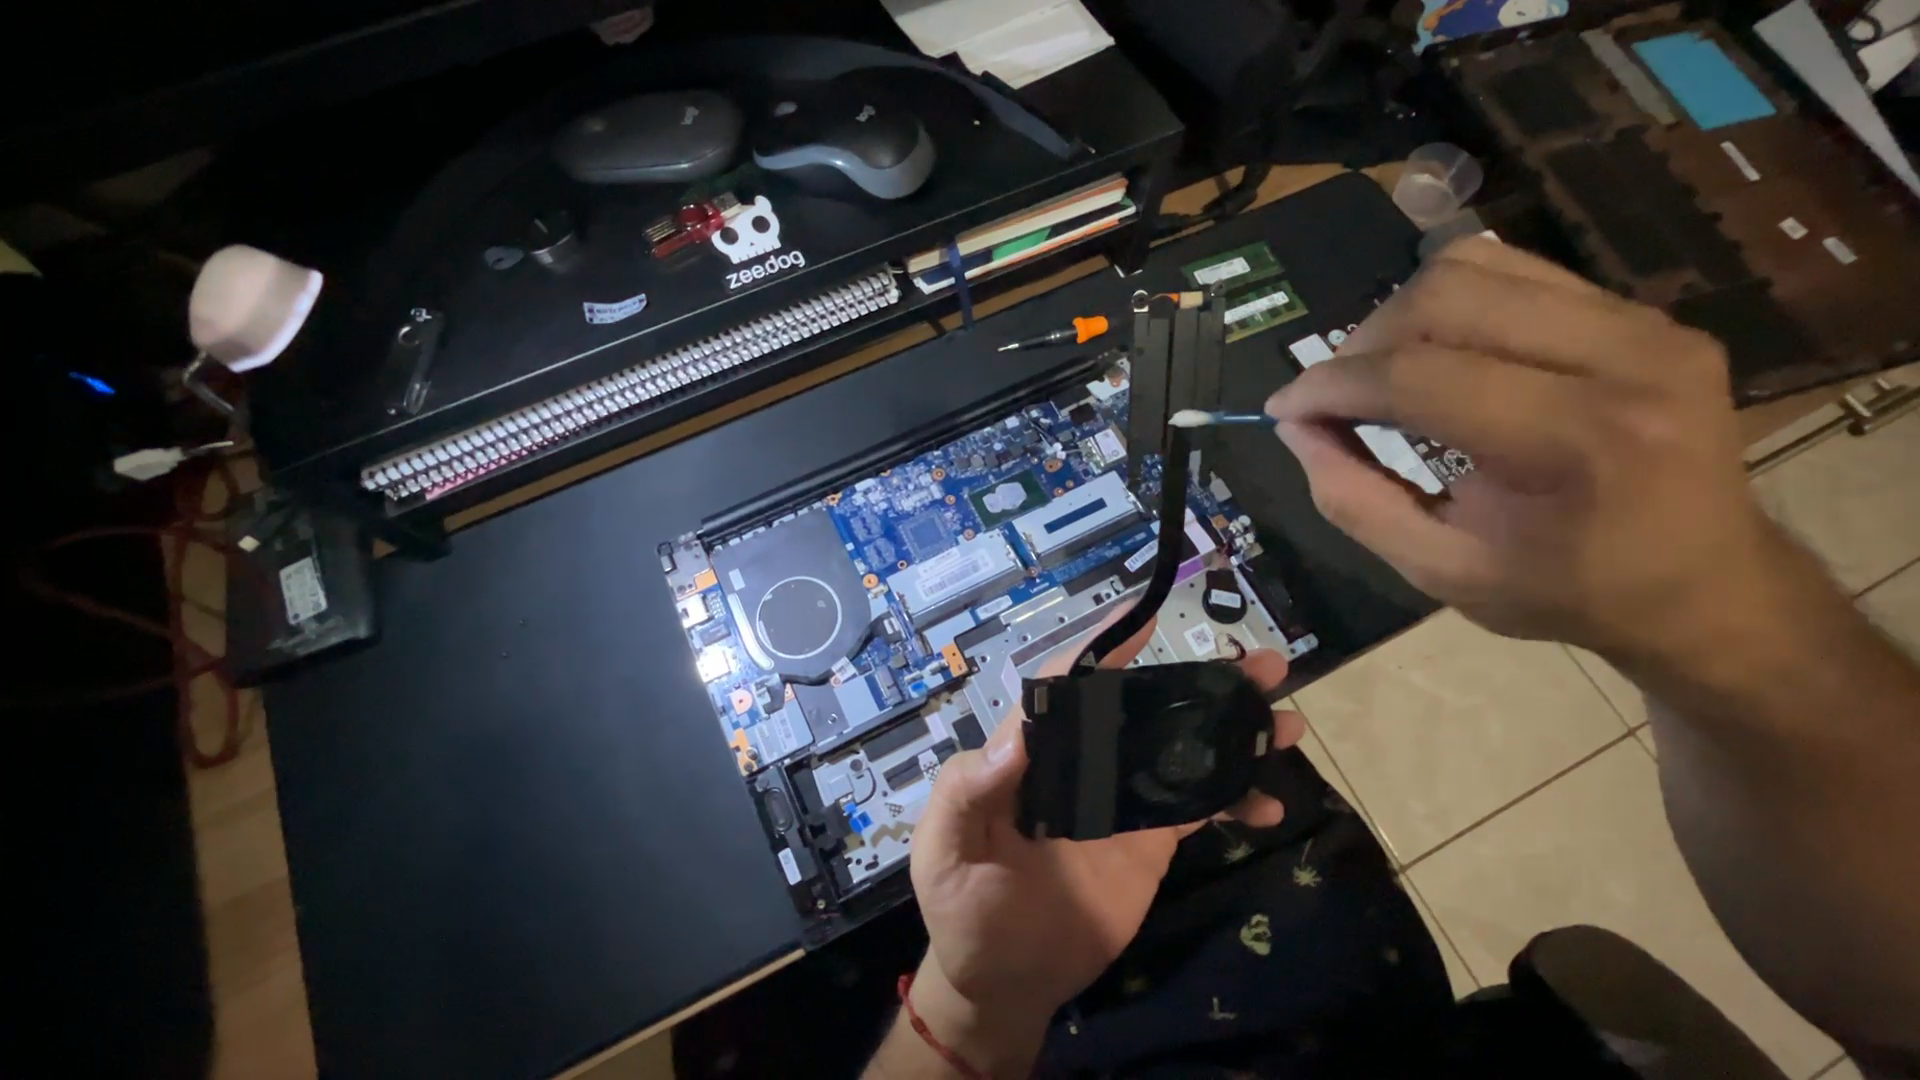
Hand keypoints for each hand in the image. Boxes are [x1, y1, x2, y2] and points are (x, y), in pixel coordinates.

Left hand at [902, 617, 1303, 1065]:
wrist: (1003, 980)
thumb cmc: (962, 908)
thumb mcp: (945, 847)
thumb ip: (968, 789)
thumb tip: (1014, 736)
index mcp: (1033, 755)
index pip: (1068, 688)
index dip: (1105, 649)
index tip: (1147, 615)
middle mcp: (1081, 765)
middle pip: (1142, 709)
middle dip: (1200, 682)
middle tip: (1261, 665)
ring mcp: (1120, 803)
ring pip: (1180, 752)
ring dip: (1233, 733)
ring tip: (1284, 720)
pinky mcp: (1149, 843)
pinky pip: (1197, 811)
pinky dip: (1235, 800)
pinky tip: (1269, 801)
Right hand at [1264, 236, 1783, 660]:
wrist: (1704, 584)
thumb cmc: (1566, 591)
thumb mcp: (1441, 571)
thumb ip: (1355, 501)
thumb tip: (1294, 427)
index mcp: (1577, 443)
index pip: (1420, 377)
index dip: (1332, 386)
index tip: (1284, 409)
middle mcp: (1624, 359)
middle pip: (1445, 297)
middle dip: (1362, 343)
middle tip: (1334, 396)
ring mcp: (1645, 324)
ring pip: (1478, 266)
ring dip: (1400, 314)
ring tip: (1379, 370)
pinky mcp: (1646, 313)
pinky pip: (1518, 274)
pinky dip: (1450, 306)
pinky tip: (1435, 353)